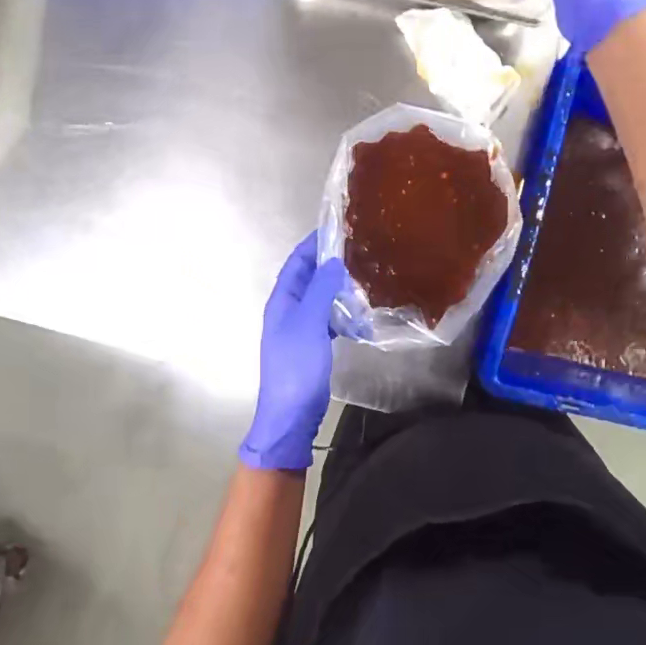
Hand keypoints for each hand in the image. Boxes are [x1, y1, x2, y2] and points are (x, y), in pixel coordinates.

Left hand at [240, 232, 347, 471]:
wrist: (291, 415)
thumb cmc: (296, 367)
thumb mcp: (309, 324)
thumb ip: (320, 291)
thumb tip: (333, 261)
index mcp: (281, 303)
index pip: (296, 264)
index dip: (313, 245)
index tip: (337, 229)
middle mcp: (287, 313)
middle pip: (307, 280)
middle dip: (328, 264)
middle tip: (358, 251)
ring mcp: (299, 332)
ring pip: (319, 301)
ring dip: (337, 288)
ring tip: (364, 278)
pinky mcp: (312, 349)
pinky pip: (327, 321)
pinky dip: (341, 313)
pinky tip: (359, 315)